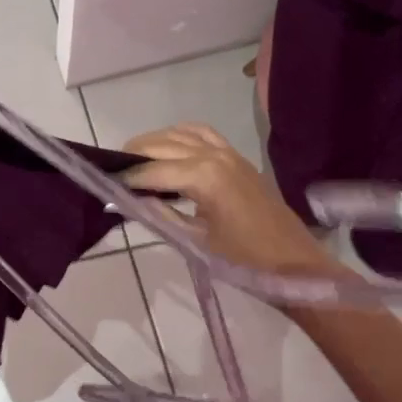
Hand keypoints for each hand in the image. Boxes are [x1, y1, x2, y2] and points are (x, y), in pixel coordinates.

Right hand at [120, 124, 334, 275]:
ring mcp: (228, 153)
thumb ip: (160, 215)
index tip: (104, 182)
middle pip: (162, 144)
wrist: (297, 268)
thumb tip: (127, 201)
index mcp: (204, 177)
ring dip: (155, 142)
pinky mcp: (237, 158)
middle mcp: (213, 155)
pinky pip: (202, 133)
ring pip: (179, 132)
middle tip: (113, 171)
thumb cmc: (246, 263)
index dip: (127, 177)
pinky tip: (170, 150)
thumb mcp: (196, 243)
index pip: (152, 169)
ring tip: (136, 160)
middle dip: (134, 154)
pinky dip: (180, 135)